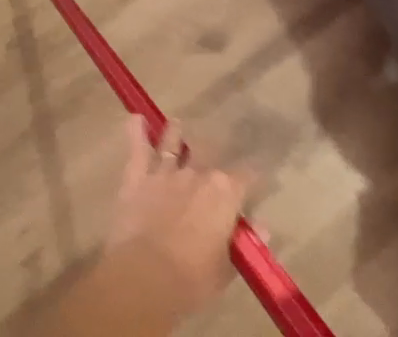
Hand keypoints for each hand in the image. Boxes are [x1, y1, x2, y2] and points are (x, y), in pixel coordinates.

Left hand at [106, 116, 252, 312]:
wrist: (143, 278)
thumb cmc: (191, 279)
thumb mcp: (225, 268)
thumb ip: (242, 242)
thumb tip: (262, 229)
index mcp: (225, 193)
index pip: (248, 175)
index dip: (253, 176)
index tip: (256, 176)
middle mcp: (199, 173)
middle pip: (211, 151)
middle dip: (214, 149)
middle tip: (215, 148)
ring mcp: (166, 173)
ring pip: (173, 144)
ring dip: (176, 134)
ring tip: (177, 124)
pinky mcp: (137, 179)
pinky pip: (137, 150)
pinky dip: (136, 133)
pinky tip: (135, 118)